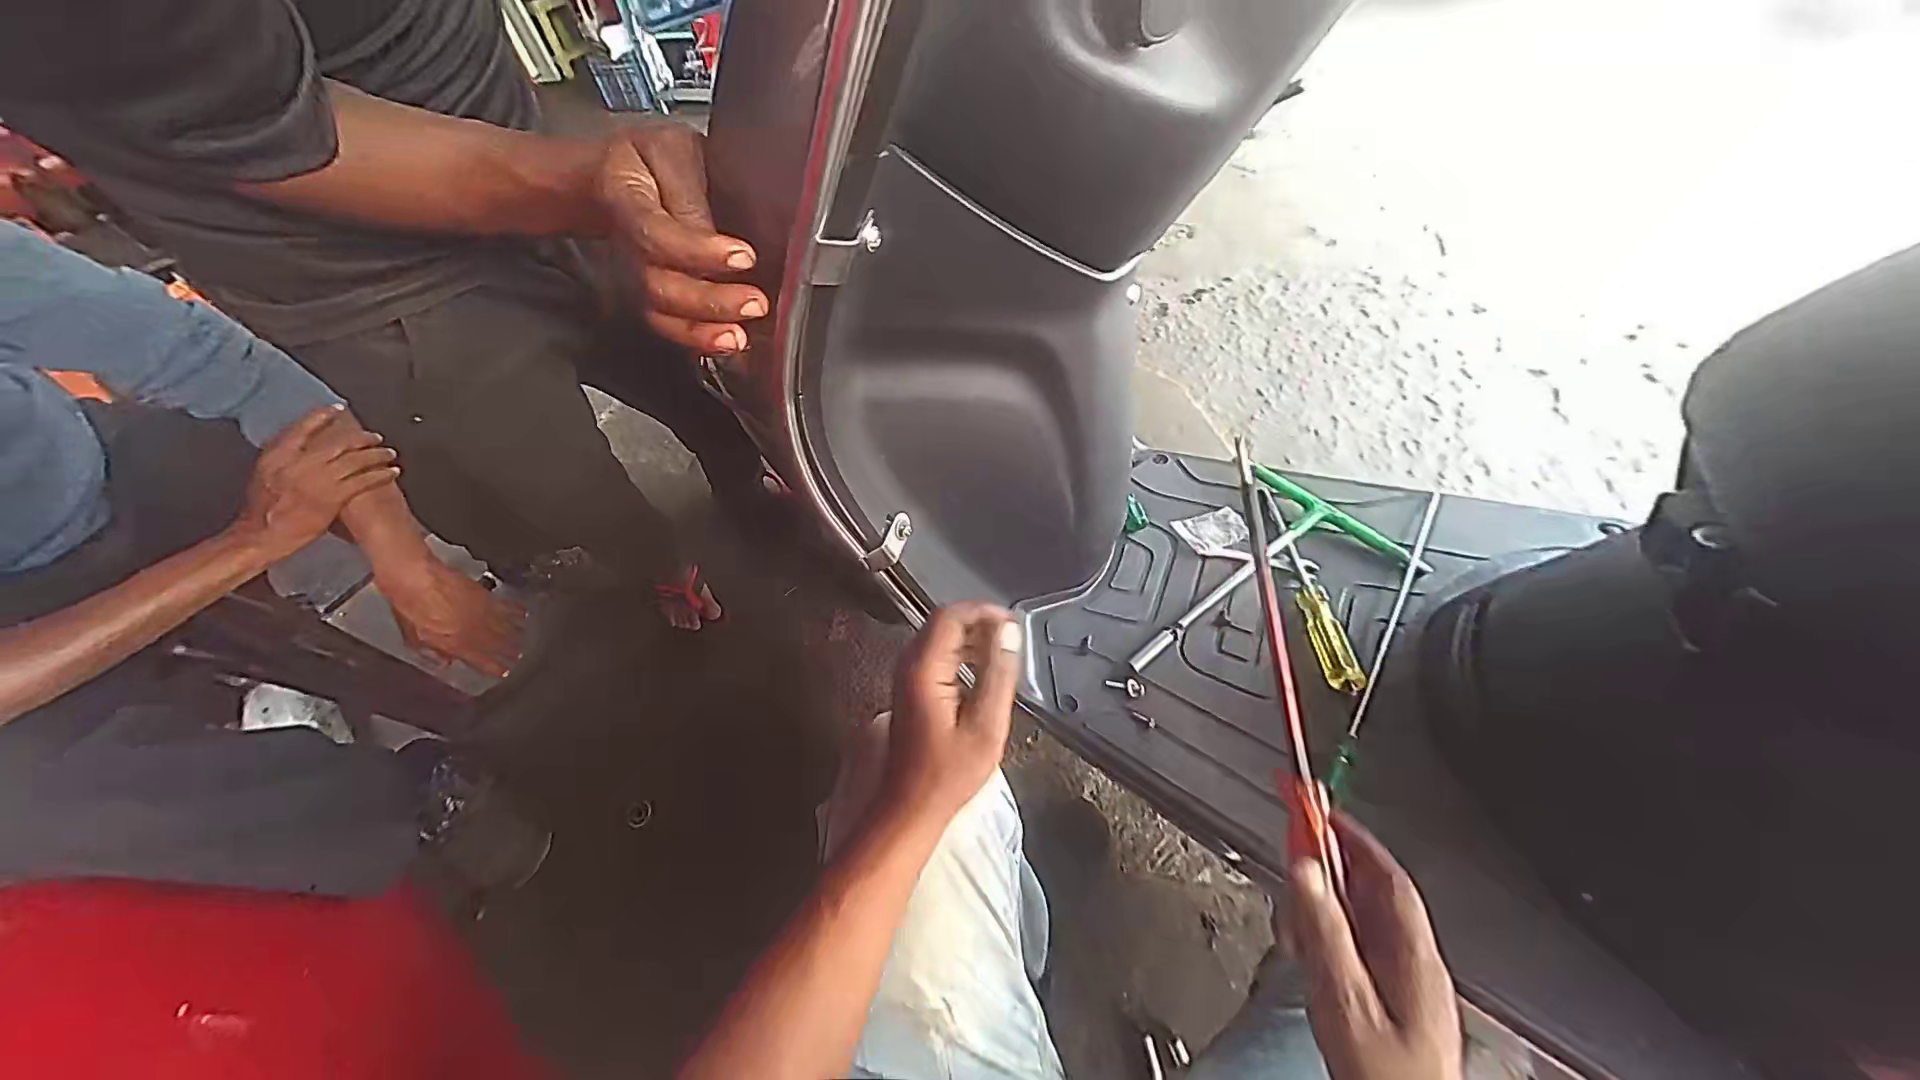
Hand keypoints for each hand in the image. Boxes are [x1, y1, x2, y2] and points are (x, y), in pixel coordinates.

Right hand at [232, 405, 398, 560]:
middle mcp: (297, 464)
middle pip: (337, 443)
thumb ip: (283, 462)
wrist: (262, 535)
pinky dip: (383, 474)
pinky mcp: (333, 496)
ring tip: (390, 454)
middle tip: (376, 437)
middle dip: (362, 438)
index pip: (301, 429)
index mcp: (276, 458)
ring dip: (378, 455)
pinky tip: (393, 472)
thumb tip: (302, 450)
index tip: (337, 408)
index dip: (321, 417)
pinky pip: (366, 480)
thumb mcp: (265, 477)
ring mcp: (317, 479)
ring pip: (356, 460)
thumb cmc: (263, 510)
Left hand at [382, 558, 525, 677]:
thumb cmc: (407, 603)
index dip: (493, 667)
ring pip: (505, 628)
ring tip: (524, 641)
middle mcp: (470, 629)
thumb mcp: (411, 634)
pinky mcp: (484, 596)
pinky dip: (515, 611)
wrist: (412, 576)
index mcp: (451, 642)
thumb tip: (447, 661)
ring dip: (516, 635)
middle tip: (519, 657)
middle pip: (497, 645)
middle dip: (509, 653)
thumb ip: (431, 650)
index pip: (479, 659)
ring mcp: (480, 612)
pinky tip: (523, 613)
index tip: (504, 672)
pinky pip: (505, 607)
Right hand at [596, 122, 768, 354]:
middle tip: (754, 303)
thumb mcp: (675, 154)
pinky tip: (728, 346)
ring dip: (705, 331)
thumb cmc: (655, 161)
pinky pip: (672, 329)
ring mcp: (639, 277)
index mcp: (626, 196)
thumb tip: (720, 236)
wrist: (623, 176)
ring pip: (664, 315)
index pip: (656, 232)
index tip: (743, 255)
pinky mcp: (656, 299)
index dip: (699, 250)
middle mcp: (628, 245)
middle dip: (711, 301)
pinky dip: (700, 342)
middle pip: (660, 285)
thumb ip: (692, 192)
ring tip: (741, 336)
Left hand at [883, 603, 1025, 822]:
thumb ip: (998, 672)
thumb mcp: (986, 724)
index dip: (984, 611)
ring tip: (1004, 654)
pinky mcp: (910, 689)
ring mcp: (906, 677)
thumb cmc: (947, 774)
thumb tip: (1009, 632)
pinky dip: (962, 654)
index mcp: (924, 669)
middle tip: (1012, 639)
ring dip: (972, 638)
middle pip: (944, 622)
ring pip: (940, 637)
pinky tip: (983, 673)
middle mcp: (909, 666)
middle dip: (980, 623)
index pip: (951, 616)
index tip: (1012, 623)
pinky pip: (937, 656)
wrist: (910, 806)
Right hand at [1288, 813, 1463, 1079]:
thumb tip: (1305, 869)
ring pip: (1350, 911)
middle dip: (1322, 866)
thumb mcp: (1345, 999)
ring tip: (1294, 933)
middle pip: (1363, 887)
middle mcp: (1409, 957)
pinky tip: (1304, 952)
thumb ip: (1324, 931)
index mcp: (1412, 955)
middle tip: (1290, 845)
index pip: (1383, 873)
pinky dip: (1319, 930)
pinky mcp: (1381, 986)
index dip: (1348, 832)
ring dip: (1315, 908)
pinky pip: (1347, 937)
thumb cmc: (1383, 1074)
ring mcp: (1397, 972)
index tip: (1315, 800)